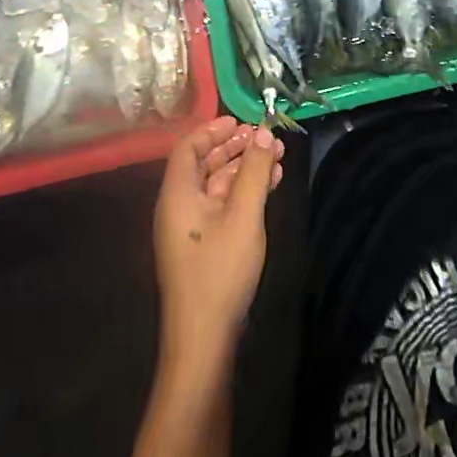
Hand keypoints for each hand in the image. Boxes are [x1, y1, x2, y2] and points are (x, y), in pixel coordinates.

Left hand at [153, 115, 284, 356]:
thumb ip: (254, 171)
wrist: (205, 335)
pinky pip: (224, 203)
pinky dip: (246, 190)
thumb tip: (264, 132)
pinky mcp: (205, 242)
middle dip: (237, 147)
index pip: (188, 148)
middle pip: (204, 163)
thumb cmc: (220, 269)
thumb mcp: (244, 215)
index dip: (214, 130)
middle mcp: (180, 206)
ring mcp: (192, 226)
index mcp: (178, 195)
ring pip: (218, 183)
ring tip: (278, 158)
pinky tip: (271, 185)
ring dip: (246, 167)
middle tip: (269, 137)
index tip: (244, 121)